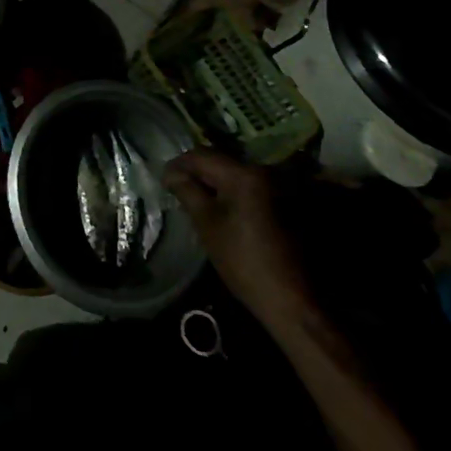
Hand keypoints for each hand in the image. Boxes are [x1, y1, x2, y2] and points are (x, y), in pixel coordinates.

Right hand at [164, 151, 312, 321]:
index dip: (179, 164)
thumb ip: (188, 192)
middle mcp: (262, 169)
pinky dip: (229, 189)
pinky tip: (217, 204)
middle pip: (220, 161)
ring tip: (194, 196)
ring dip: (213, 180)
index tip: (163, 179)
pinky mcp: (281, 196)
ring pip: (233, 172)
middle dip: (196, 171)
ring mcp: (274, 182)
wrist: (287, 294)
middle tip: (176, 187)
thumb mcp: (208, 224)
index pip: (202, 156)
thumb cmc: (242, 260)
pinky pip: (247, 184)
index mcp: (243, 173)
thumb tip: (170, 172)